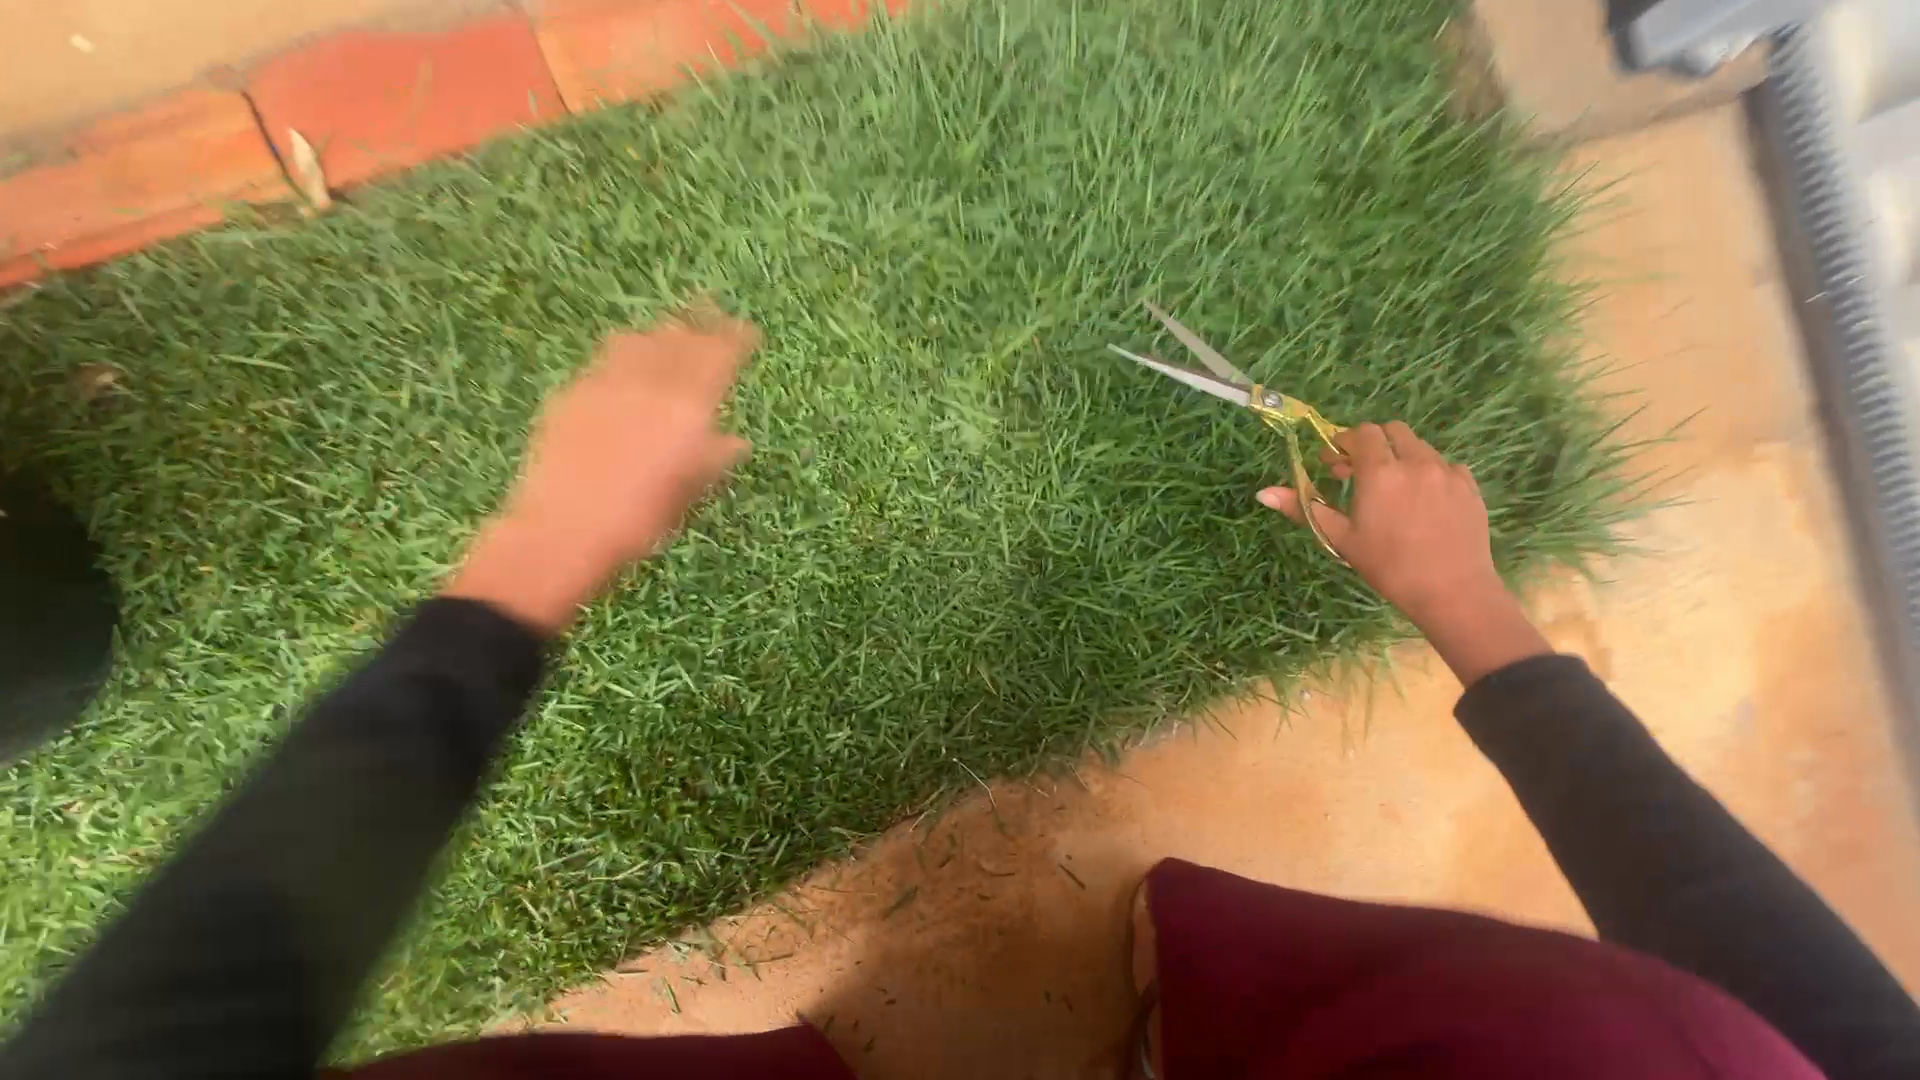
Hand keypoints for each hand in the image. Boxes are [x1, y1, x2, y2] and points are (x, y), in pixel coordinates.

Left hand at [445, 319, 755, 634]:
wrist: (564, 530)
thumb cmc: (640, 521)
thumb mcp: (687, 492)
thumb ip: (712, 458)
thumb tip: (735, 440)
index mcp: (687, 409)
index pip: (717, 357)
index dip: (735, 339)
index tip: (748, 329)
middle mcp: (649, 385)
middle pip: (678, 339)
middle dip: (699, 323)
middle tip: (711, 311)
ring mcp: (605, 384)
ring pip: (638, 340)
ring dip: (659, 333)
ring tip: (668, 331)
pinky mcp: (572, 394)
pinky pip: (604, 360)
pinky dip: (624, 354)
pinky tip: (625, 363)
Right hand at [1256, 421, 1548, 685]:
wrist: (1451, 590)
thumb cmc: (1387, 565)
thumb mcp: (1340, 537)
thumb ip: (1304, 508)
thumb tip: (1262, 493)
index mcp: (1380, 472)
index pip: (1362, 433)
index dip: (1344, 442)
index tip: (1335, 463)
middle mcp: (1416, 462)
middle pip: (1393, 430)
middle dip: (1373, 443)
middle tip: (1359, 472)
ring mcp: (1447, 473)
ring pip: (1420, 446)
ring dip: (1400, 456)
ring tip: (1391, 488)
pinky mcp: (1470, 487)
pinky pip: (1446, 466)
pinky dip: (1428, 472)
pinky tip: (1422, 500)